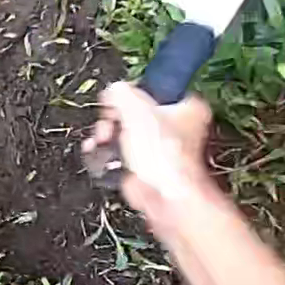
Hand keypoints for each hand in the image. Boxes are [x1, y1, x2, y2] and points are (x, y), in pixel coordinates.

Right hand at [83, 82, 216, 221]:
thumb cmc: (162, 154)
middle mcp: (176, 127)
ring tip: (101, 141)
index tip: (118, 102)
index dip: (132, 95)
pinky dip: (106, 154)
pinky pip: (119, 153)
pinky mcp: (143, 167)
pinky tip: (98, 152)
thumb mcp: (136, 109)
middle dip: (113, 119)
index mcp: (187, 107)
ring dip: (105, 136)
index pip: (153, 90)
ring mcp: (159, 149)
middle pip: (133, 113)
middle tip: (109, 125)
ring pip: (123, 134)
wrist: (161, 194)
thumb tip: (114, 90)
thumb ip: (121, 93)